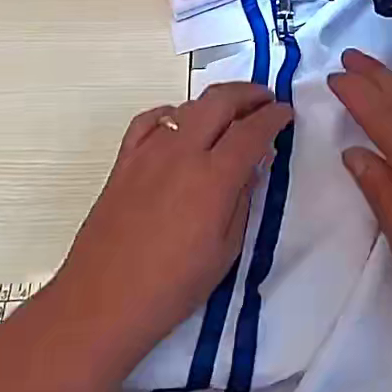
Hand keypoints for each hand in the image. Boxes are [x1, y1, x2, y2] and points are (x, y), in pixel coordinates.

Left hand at [53, 82, 292, 351]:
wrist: (105, 297)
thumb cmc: (173, 286)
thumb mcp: (225, 250)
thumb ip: (242, 200)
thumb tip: (251, 167)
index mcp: (213, 177)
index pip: (251, 131)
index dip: (273, 117)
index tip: (285, 113)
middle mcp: (181, 153)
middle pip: (219, 102)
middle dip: (247, 94)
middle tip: (264, 100)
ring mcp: (148, 152)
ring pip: (186, 107)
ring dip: (214, 103)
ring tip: (229, 115)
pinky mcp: (124, 160)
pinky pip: (149, 121)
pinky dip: (171, 114)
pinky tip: (179, 125)